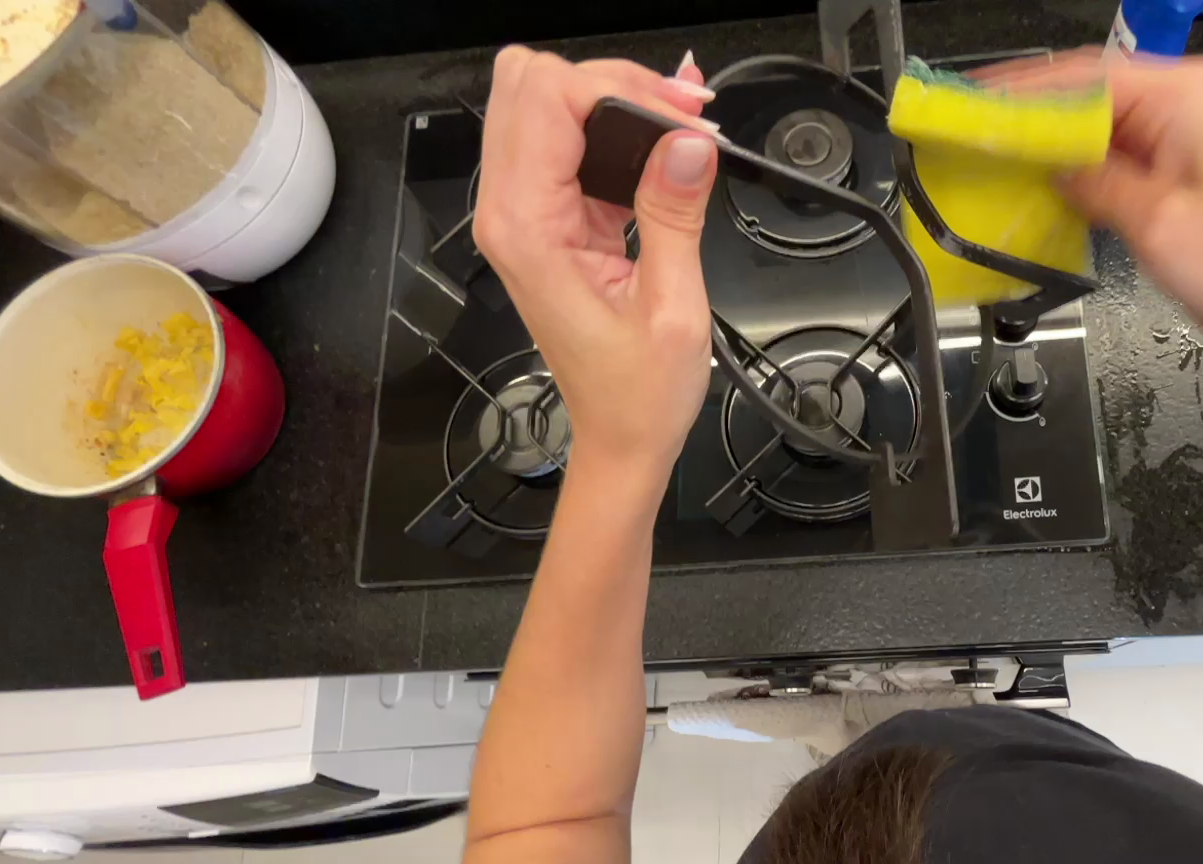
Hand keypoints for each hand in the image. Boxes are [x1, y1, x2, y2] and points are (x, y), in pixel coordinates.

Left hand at [474, 47, 721, 481]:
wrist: (620, 439)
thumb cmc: (639, 396)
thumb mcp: (672, 306)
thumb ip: (675, 214)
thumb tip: (690, 141)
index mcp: (529, 230)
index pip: (549, 98)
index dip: (622, 91)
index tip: (686, 122)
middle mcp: (512, 215)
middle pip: (533, 85)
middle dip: (612, 88)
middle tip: (682, 121)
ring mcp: (526, 219)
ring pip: (548, 111)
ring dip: (617, 110)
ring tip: (683, 137)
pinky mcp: (549, 228)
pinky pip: (570, 153)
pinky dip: (617, 143)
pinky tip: (665, 160)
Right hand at [983, 51, 1202, 353]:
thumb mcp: (1154, 220)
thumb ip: (1096, 184)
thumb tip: (1051, 166)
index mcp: (1183, 97)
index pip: (1089, 76)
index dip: (1028, 89)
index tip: (981, 103)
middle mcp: (1179, 104)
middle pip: (1089, 95)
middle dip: (1033, 115)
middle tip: (979, 134)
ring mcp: (1172, 137)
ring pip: (1094, 127)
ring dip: (1050, 144)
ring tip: (998, 158)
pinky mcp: (1166, 170)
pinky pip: (1107, 158)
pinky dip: (1074, 171)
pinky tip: (1039, 185)